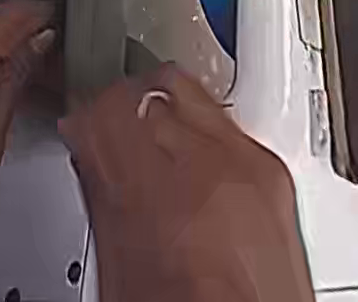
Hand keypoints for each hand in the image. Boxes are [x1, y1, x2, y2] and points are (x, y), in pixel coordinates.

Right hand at [60, 66, 315, 301]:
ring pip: (189, 93)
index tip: (84, 123)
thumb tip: (91, 153)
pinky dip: (203, 131)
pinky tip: (190, 157)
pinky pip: (225, 125)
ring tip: (151, 136)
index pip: (111, 106)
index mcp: (157, 190)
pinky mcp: (274, 172)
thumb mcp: (121, 267)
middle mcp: (206, 164)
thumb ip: (105, 196)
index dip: (89, 112)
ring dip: (164, 108)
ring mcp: (245, 163)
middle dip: (125, 106)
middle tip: (112, 127)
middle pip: (150, 91)